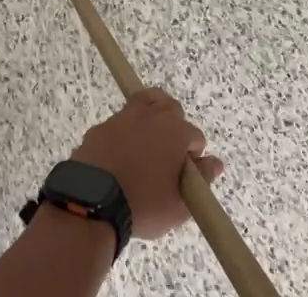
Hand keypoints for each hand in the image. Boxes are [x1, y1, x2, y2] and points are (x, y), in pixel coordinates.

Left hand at [69, 88, 224, 240]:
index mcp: (174, 131)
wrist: (93, 200)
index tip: (187, 172)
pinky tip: (123, 153)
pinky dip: (126, 130)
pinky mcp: (100, 126)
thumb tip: (215, 162)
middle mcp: (149, 115)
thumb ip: (202, 179)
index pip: (195, 135)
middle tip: (171, 153)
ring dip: (151, 117)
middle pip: (169, 107)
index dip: (194, 154)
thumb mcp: (181, 204)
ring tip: (150, 146)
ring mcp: (121, 117)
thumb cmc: (144, 203)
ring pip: (144, 102)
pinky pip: (120, 121)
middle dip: (175, 125)